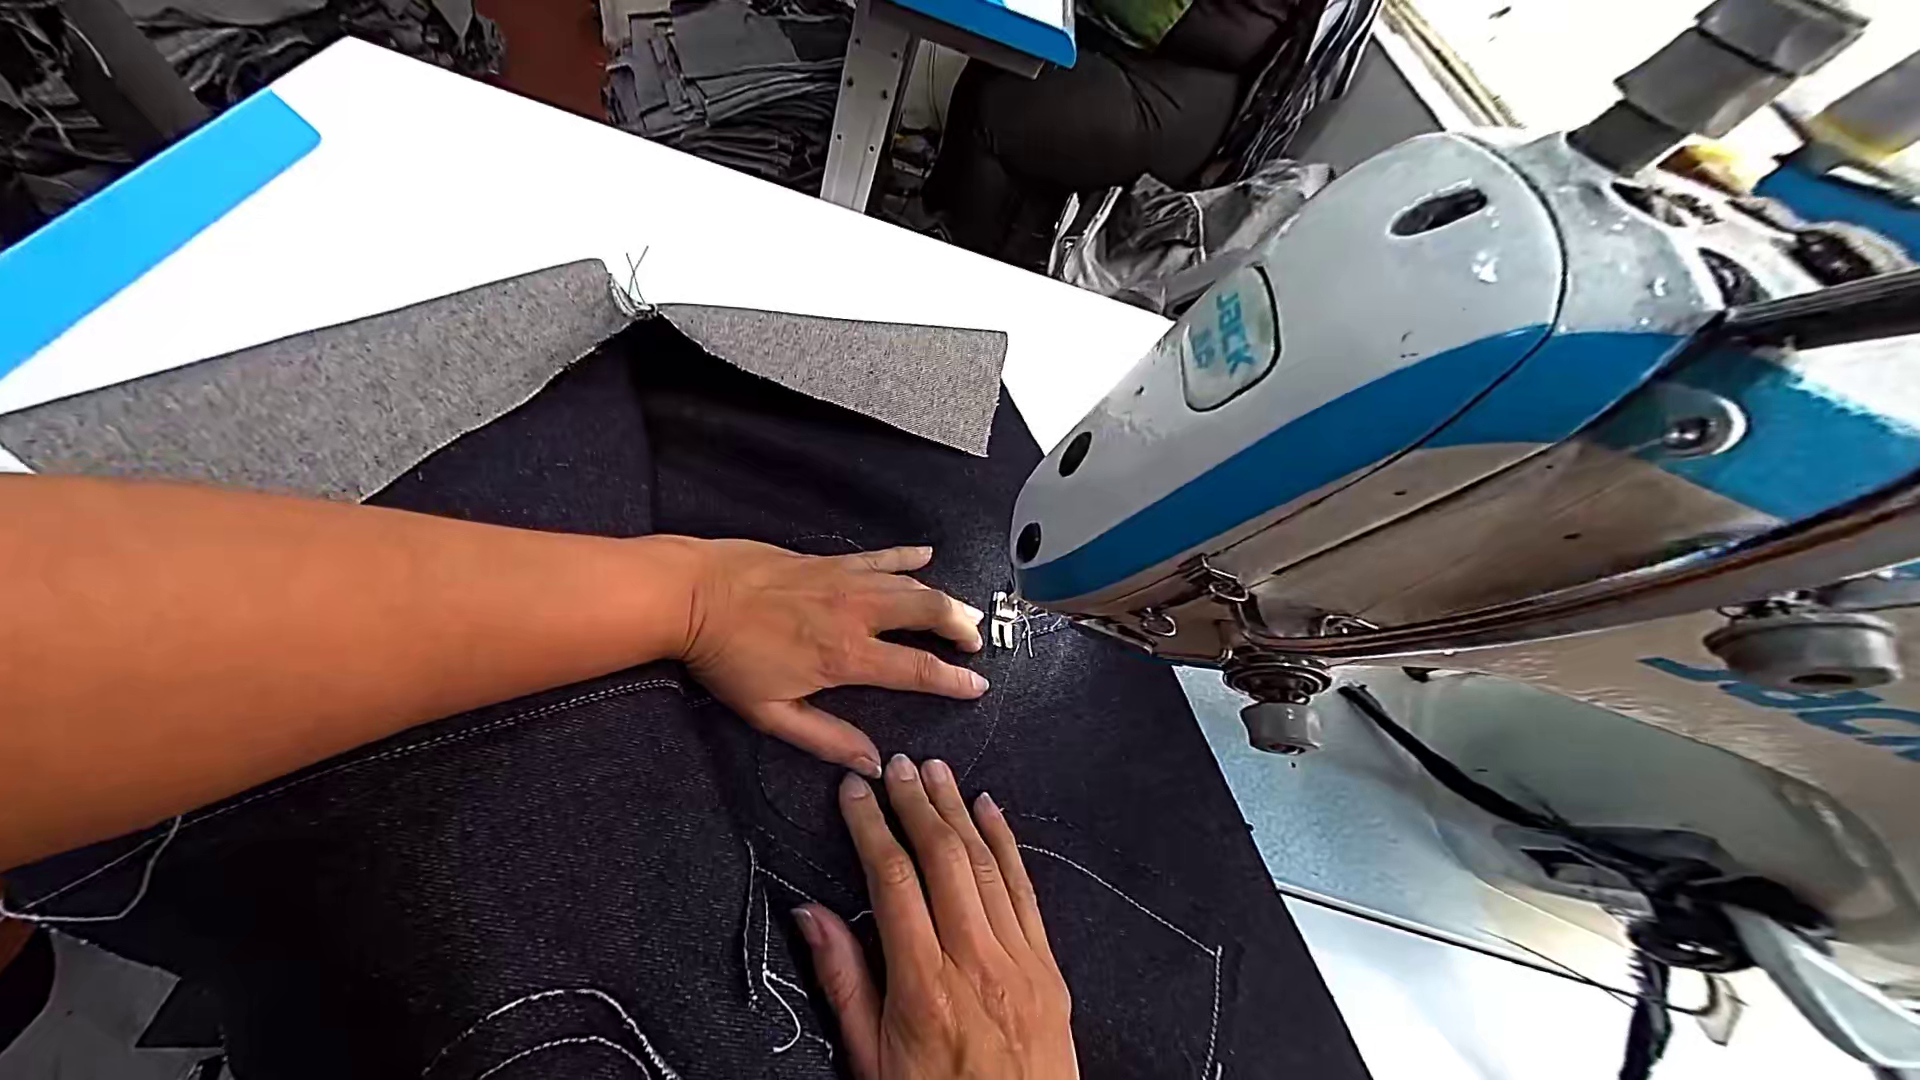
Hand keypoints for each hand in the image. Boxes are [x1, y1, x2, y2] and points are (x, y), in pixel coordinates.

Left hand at [663, 539, 986, 776]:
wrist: (696, 594)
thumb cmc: (730, 658)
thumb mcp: (771, 713)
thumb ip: (827, 738)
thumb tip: (873, 763)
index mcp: (848, 657)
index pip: (918, 670)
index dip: (955, 680)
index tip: (978, 685)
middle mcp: (860, 613)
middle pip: (930, 613)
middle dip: (962, 627)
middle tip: (975, 641)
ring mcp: (849, 580)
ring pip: (914, 586)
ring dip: (944, 599)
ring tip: (963, 612)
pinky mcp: (834, 561)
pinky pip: (882, 556)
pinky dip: (908, 556)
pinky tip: (927, 555)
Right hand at [793, 757, 1076, 1079]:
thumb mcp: (872, 1063)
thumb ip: (843, 982)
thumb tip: (811, 914)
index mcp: (925, 989)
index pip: (892, 881)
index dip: (870, 827)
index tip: (856, 793)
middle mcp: (976, 963)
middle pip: (941, 857)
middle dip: (915, 802)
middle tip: (897, 766)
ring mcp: (1019, 960)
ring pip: (983, 861)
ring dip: (956, 808)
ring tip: (935, 771)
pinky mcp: (1048, 965)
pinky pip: (1025, 887)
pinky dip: (1005, 840)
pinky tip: (991, 807)